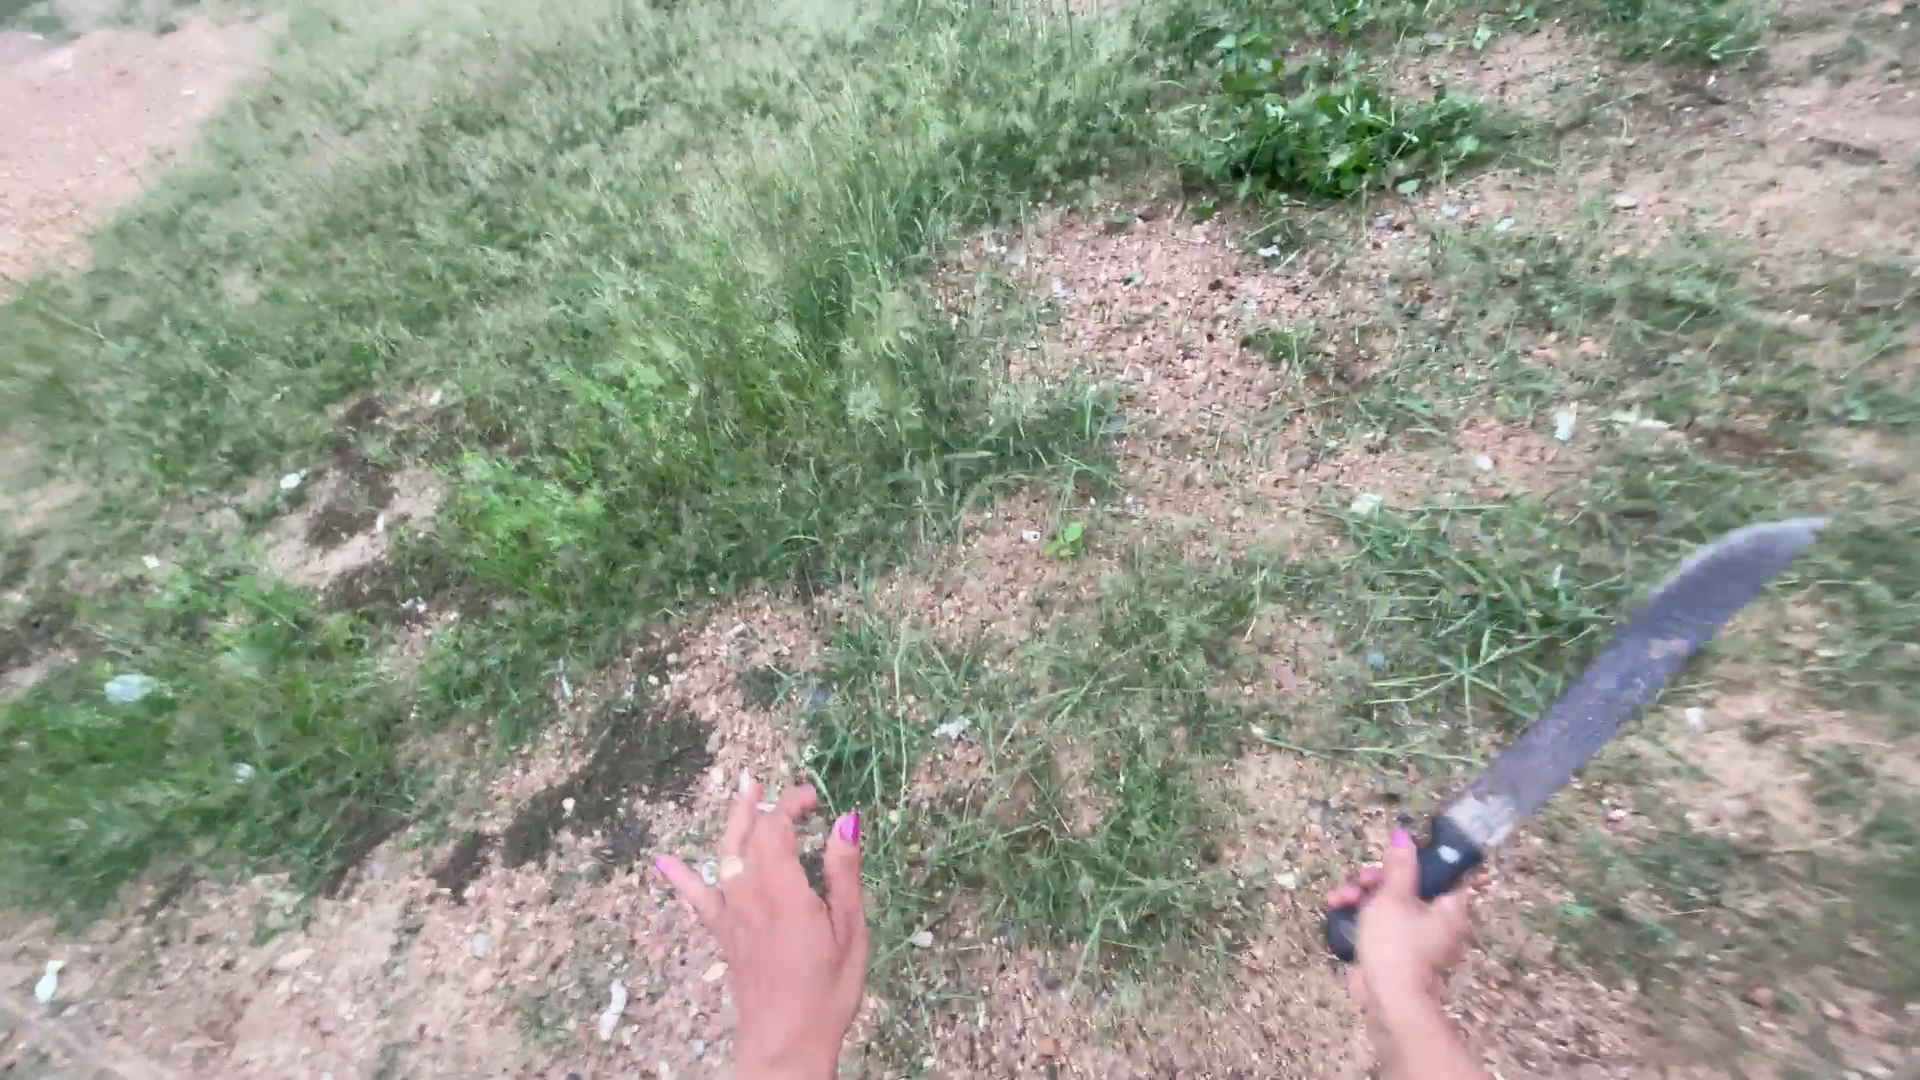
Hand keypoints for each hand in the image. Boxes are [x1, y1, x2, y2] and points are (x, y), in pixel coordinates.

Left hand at [656, 774, 867, 1079]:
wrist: (785, 1050)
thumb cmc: (827, 990)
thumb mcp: (849, 929)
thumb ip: (844, 873)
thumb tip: (846, 820)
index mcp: (783, 890)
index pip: (777, 828)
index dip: (792, 802)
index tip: (817, 797)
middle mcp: (750, 896)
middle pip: (747, 836)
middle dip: (760, 804)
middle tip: (770, 782)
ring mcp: (732, 916)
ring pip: (725, 857)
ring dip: (733, 821)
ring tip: (742, 792)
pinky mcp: (724, 937)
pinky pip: (698, 902)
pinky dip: (682, 880)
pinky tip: (664, 863)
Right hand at [1326, 828, 1472, 1018]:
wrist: (1387, 997)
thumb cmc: (1395, 942)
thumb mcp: (1393, 895)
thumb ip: (1398, 864)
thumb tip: (1404, 833)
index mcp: (1448, 909)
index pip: (1439, 872)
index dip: (1413, 860)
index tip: (1389, 858)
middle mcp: (1437, 921)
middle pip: (1406, 884)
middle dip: (1374, 879)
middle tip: (1360, 881)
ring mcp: (1415, 936)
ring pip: (1386, 900)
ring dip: (1359, 894)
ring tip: (1339, 899)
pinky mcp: (1394, 947)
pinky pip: (1378, 919)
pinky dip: (1359, 913)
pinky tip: (1339, 910)